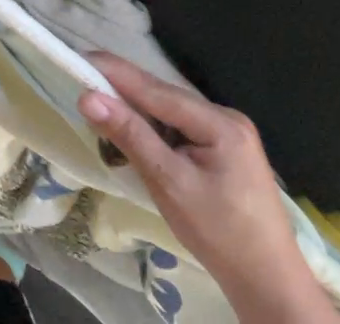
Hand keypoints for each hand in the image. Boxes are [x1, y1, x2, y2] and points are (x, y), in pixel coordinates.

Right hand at [78, 53, 338, 322]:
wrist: (268, 281)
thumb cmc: (219, 232)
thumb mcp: (168, 182)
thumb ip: (129, 135)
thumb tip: (86, 96)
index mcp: (219, 123)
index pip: (152, 88)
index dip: (110, 72)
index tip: (71, 58)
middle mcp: (224, 117)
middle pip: (159, 94)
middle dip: (117, 88)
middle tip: (74, 80)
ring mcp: (225, 132)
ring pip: (165, 109)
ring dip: (130, 107)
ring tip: (93, 103)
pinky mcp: (220, 147)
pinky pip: (174, 124)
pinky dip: (147, 125)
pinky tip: (127, 129)